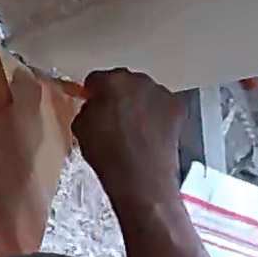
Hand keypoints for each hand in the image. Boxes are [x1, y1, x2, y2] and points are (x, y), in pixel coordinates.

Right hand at [71, 67, 184, 209]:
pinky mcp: (177, 109)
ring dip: (136, 105)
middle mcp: (139, 81)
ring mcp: (161, 94)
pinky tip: (145, 134)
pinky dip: (154, 116)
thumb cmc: (109, 155)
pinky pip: (160, 106)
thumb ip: (86, 110)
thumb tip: (92, 108)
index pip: (96, 79)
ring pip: (144, 93)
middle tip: (109, 117)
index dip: (91, 92)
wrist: (140, 177)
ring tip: (128, 130)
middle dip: (116, 96)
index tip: (90, 100)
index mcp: (111, 82)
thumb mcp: (80, 130)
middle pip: (123, 82)